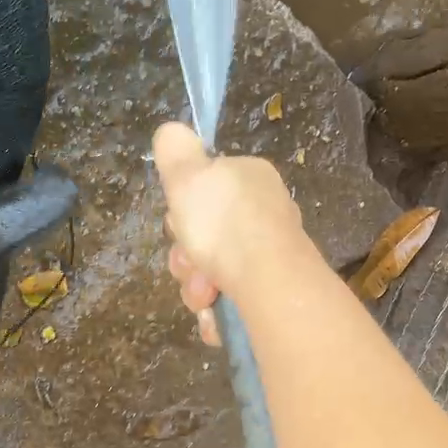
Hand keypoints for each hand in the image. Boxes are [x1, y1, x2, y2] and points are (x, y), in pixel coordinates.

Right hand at [152, 122, 304, 345]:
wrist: (270, 283)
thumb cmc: (225, 223)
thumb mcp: (186, 173)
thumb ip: (174, 148)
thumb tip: (171, 131)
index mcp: (251, 178)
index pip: (206, 186)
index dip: (182, 207)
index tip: (177, 221)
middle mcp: (266, 212)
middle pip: (206, 232)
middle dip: (187, 254)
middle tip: (188, 264)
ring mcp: (274, 254)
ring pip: (215, 269)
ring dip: (197, 286)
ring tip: (204, 295)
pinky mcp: (276, 293)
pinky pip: (233, 300)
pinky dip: (218, 310)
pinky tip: (214, 316)